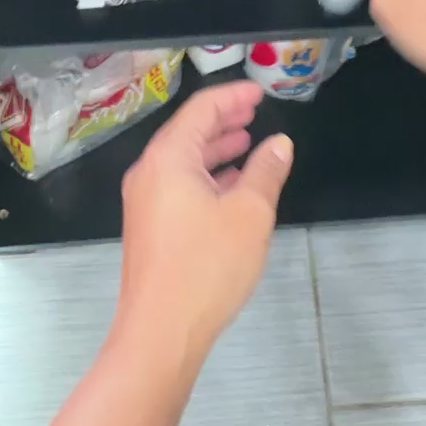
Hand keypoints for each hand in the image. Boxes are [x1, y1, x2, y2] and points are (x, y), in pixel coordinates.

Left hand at [114, 81, 294, 363]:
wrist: (160, 333)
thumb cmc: (206, 266)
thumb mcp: (250, 213)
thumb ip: (266, 171)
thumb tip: (279, 143)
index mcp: (168, 157)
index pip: (201, 108)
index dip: (233, 95)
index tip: (259, 91)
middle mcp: (150, 172)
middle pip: (189, 130)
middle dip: (224, 119)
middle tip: (254, 111)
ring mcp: (145, 200)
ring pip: (184, 159)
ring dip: (216, 148)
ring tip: (247, 142)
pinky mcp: (150, 226)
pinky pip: (179, 183)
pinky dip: (206, 175)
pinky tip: (231, 185)